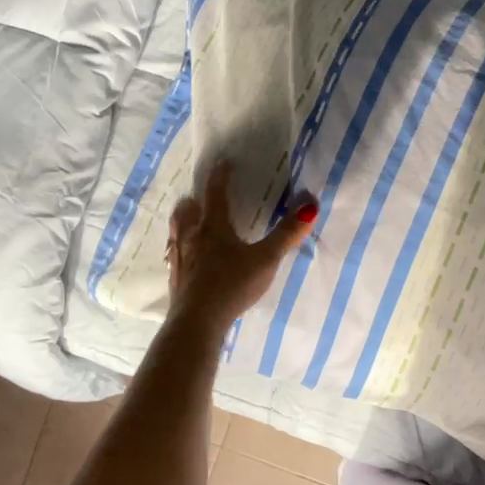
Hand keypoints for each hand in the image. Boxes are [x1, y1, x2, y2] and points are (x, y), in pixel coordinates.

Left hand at [166, 161, 315, 329]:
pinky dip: (179, 249)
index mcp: (213, 227)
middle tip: (199, 194)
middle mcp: (192, 237)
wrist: (199, 320)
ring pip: (177, 232)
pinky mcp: (176, 280)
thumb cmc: (233, 284)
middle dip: (195, 199)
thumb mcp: (266, 259)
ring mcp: (181, 259)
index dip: (220, 176)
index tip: (224, 163)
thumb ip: (287, 234)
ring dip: (183, 221)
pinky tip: (183, 257)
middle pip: (188, 211)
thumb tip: (310, 205)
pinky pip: (174, 257)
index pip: (215, 193)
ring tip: (187, 218)